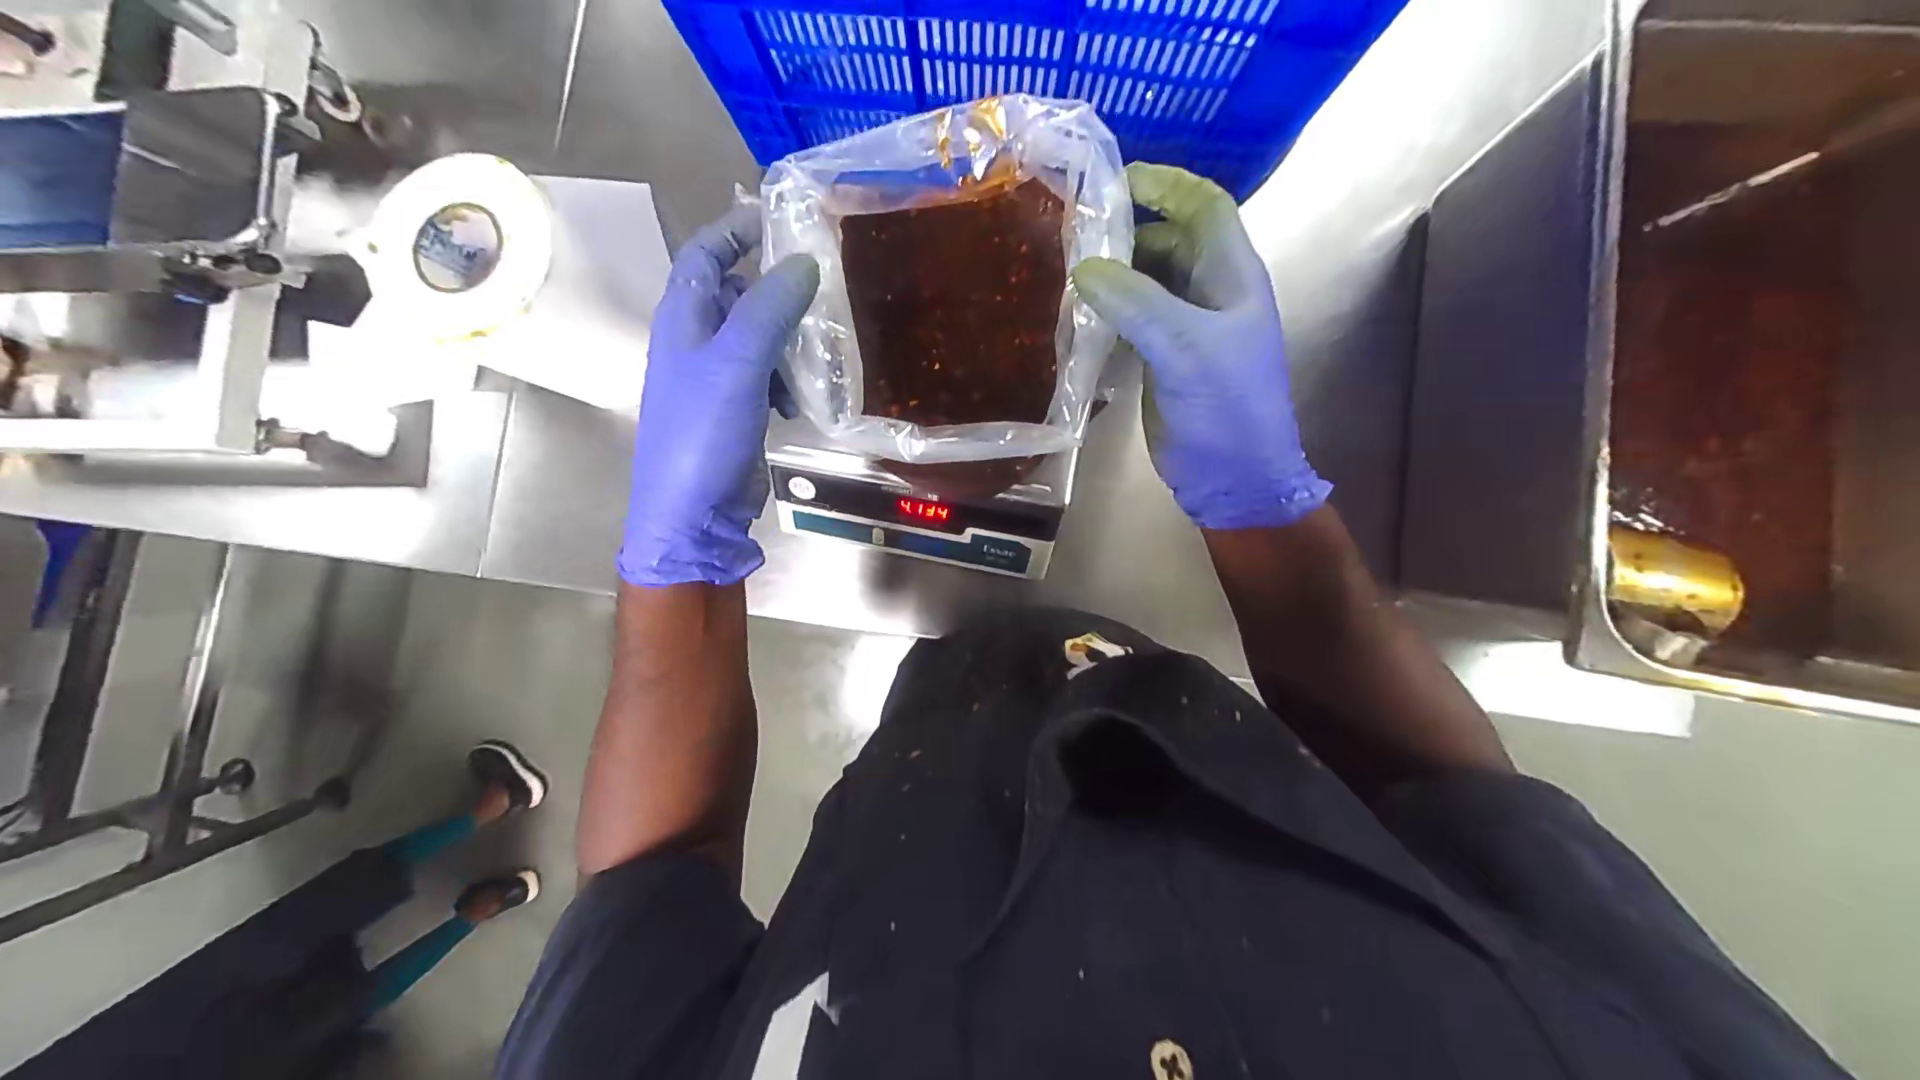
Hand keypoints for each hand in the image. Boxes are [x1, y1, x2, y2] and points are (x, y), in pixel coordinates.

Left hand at [617, 206, 819, 585]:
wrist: (693, 511)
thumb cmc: (703, 432)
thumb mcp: (736, 363)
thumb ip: (767, 309)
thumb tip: (803, 263)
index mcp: (683, 319)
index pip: (705, 254)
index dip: (736, 230)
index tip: (780, 218)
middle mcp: (696, 342)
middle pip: (736, 295)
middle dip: (776, 287)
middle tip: (823, 283)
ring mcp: (716, 379)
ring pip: (758, 338)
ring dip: (788, 336)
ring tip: (823, 341)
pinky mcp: (736, 410)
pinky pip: (766, 376)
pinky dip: (787, 377)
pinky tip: (804, 393)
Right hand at [1072, 163, 1329, 528]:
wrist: (1232, 476)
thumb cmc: (1225, 407)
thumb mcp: (1185, 348)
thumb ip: (1138, 303)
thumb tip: (1086, 267)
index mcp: (1231, 276)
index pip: (1205, 208)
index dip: (1168, 185)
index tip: (1119, 179)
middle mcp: (1210, 295)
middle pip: (1170, 241)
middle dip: (1128, 229)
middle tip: (1075, 229)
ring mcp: (1187, 330)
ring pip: (1149, 283)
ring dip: (1115, 273)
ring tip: (1067, 267)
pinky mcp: (1164, 360)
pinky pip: (1135, 321)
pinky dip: (1109, 312)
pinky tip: (1078, 314)